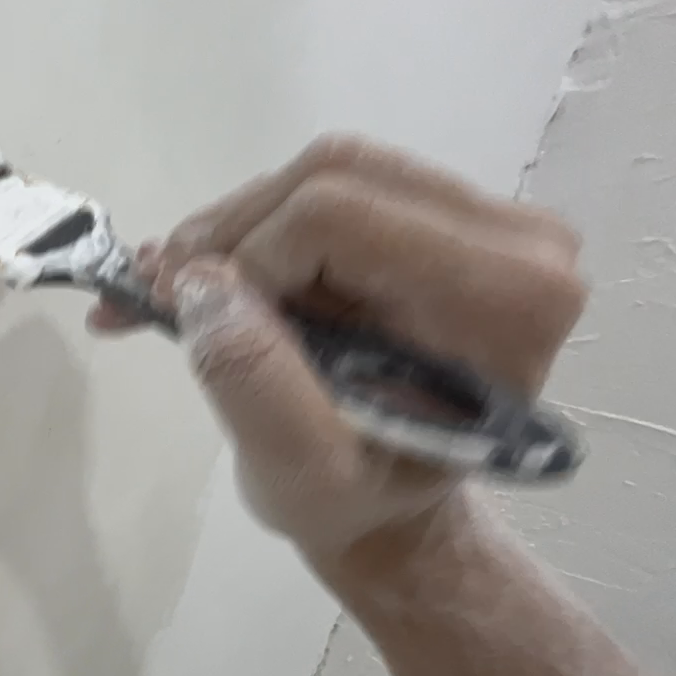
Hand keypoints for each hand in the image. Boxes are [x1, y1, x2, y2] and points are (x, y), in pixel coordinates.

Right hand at [89, 134, 587, 559]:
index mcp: (499, 296)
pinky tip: (194, 287)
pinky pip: (317, 192)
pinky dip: (238, 238)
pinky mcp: (427, 227)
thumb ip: (251, 380)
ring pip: (316, 173)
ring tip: (175, 301)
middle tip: (164, 303)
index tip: (191, 325)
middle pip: (329, 173)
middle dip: (225, 237)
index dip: (240, 262)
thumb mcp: (296, 469)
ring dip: (225, 237)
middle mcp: (510, 239)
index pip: (333, 215)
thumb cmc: (350, 499)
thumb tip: (195, 284)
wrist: (380, 501)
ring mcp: (473, 224)